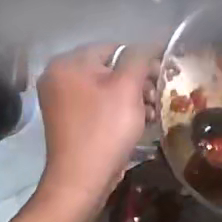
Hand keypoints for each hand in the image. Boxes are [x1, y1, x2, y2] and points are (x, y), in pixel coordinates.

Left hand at [34, 43, 150, 214]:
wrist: (82, 177)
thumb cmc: (106, 128)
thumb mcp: (128, 87)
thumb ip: (139, 59)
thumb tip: (150, 44)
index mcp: (68, 64)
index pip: (114, 48)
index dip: (142, 60)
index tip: (163, 77)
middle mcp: (59, 77)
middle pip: (110, 68)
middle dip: (138, 81)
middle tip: (157, 98)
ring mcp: (61, 99)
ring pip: (106, 87)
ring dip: (132, 97)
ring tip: (150, 113)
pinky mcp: (68, 119)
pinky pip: (98, 104)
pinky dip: (119, 109)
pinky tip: (137, 122)